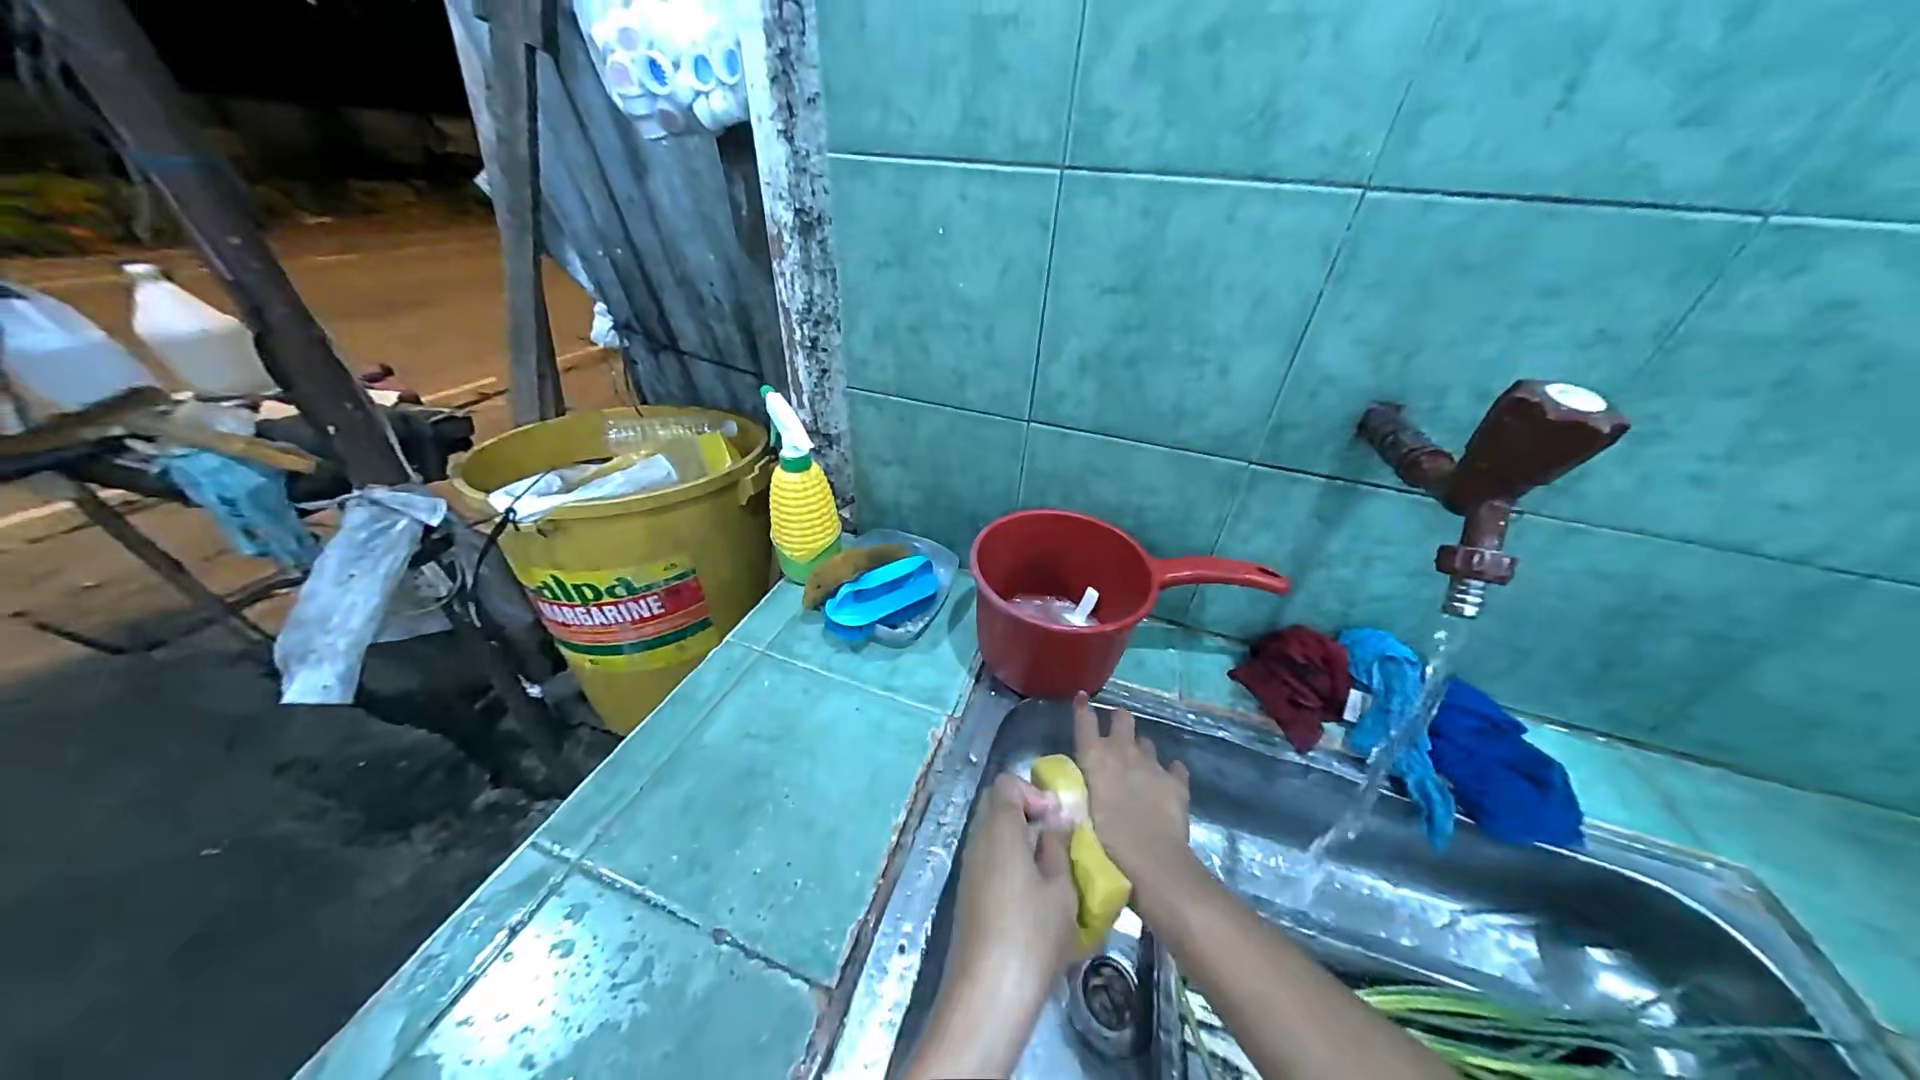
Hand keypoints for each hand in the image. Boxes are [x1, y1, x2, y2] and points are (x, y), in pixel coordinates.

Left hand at [905, 774, 1077, 1078]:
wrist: (987, 994)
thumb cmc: (1031, 934)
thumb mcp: (1060, 888)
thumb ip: (1057, 846)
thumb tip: (1055, 820)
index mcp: (998, 829)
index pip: (1007, 784)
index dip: (1034, 792)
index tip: (1059, 819)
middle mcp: (977, 841)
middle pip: (997, 807)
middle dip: (1029, 815)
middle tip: (1059, 842)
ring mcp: (969, 869)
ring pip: (994, 835)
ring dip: (1022, 842)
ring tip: (1053, 872)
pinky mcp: (969, 895)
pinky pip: (990, 861)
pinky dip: (1012, 864)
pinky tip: (1035, 897)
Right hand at [1072, 691, 1193, 880]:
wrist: (1152, 857)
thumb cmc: (1106, 838)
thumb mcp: (1083, 809)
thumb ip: (1083, 787)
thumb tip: (1078, 782)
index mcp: (1095, 756)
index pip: (1085, 719)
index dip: (1082, 707)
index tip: (1081, 699)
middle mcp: (1123, 751)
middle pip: (1122, 718)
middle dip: (1119, 721)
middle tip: (1116, 733)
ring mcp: (1153, 763)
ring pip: (1147, 742)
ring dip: (1141, 750)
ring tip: (1139, 767)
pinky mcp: (1177, 780)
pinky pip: (1174, 767)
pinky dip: (1170, 772)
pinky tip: (1168, 780)